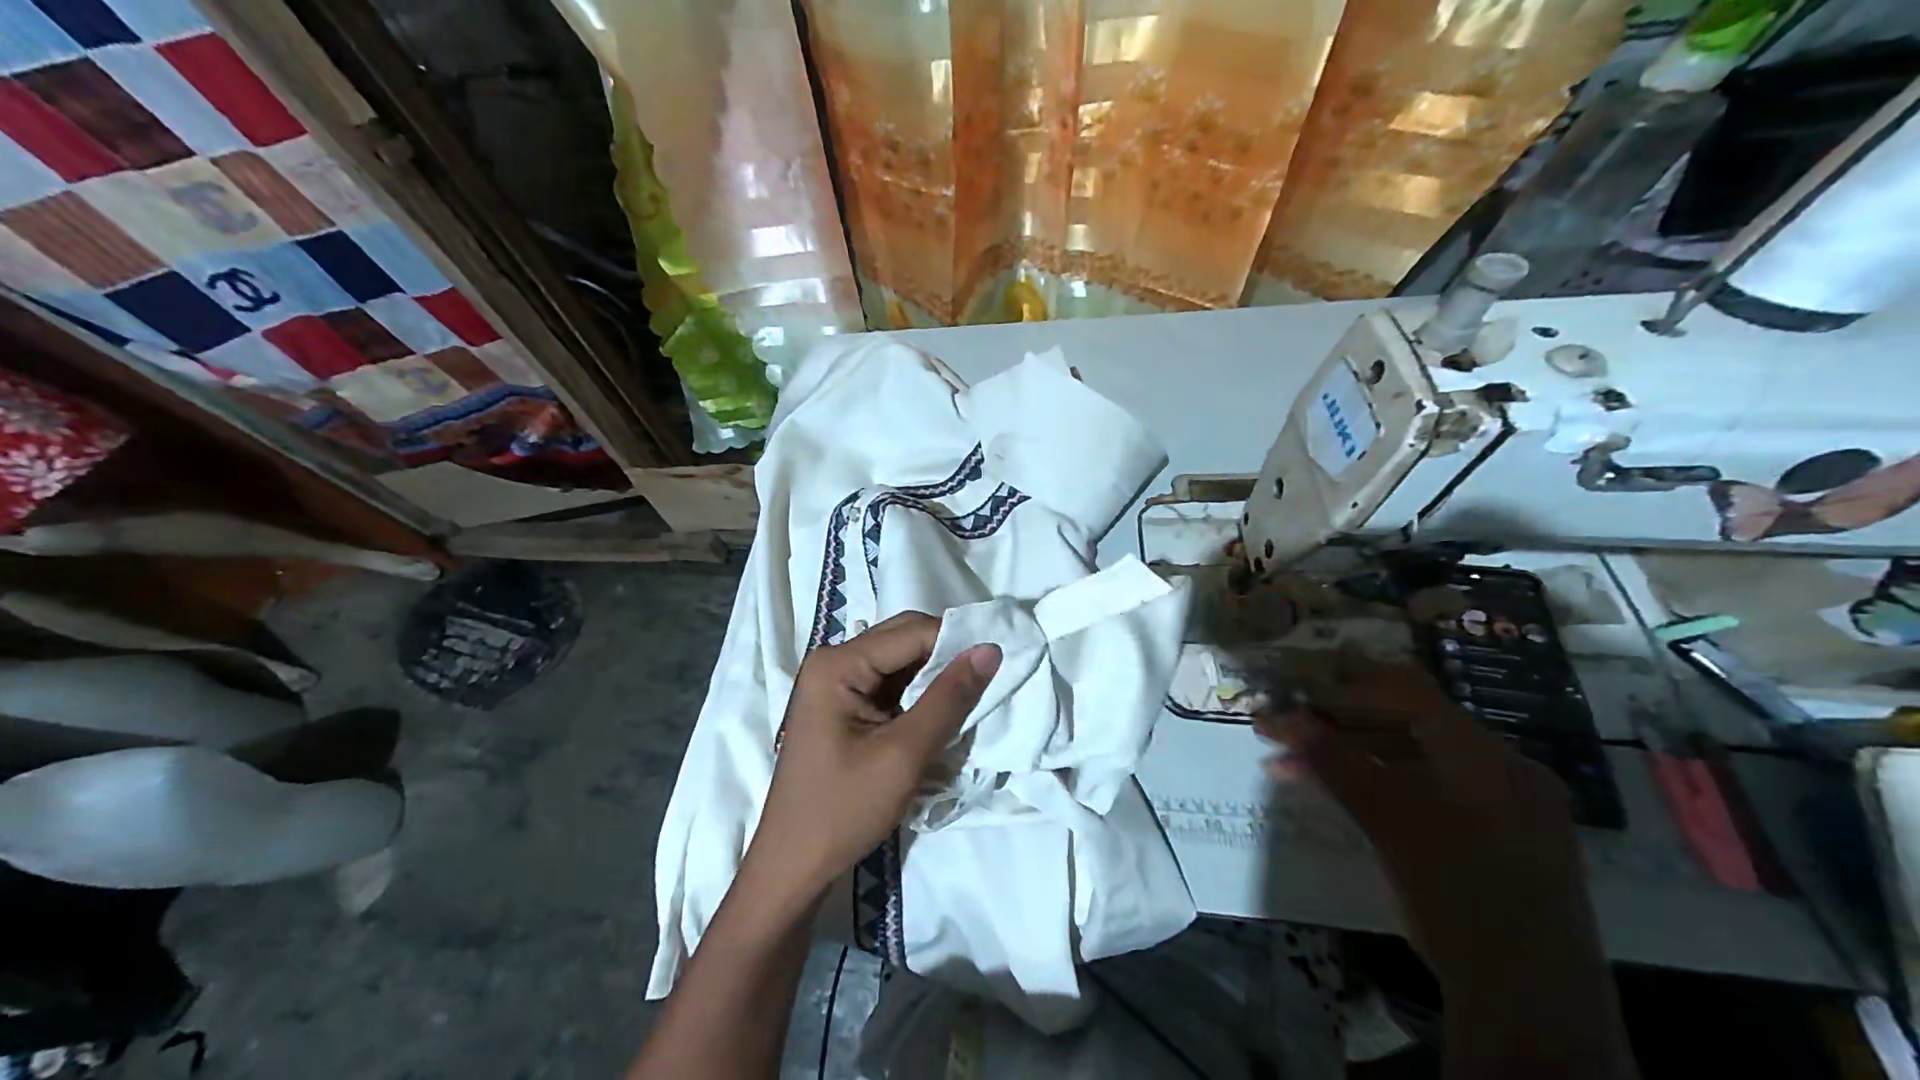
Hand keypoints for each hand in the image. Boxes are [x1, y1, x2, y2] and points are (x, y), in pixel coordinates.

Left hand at [742, 612, 1000, 907]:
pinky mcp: (844, 706)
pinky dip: (920, 694)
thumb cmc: (843, 809)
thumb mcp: (904, 754)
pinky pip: (891, 684)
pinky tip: (944, 710)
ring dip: (936, 675)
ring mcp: (836, 684)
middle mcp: (833, 662)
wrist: (794, 864)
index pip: (911, 632)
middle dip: (947, 655)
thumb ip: (948, 699)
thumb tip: (990, 650)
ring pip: (900, 661)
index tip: (1000, 659)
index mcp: (837, 665)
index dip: (957, 640)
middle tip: (989, 677)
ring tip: (974, 693)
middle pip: (903, 639)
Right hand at [1257, 656, 1591, 993]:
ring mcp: (1499, 805)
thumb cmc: (1462, 901)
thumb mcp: (1392, 826)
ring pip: (1410, 759)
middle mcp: (1501, 770)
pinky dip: (1376, 785)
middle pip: (1407, 723)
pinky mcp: (1490, 837)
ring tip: (1288, 765)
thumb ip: (1338, 764)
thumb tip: (1285, 716)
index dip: (1346, 682)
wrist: (1533, 1010)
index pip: (1408, 694)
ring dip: (1348, 755)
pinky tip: (1336, 792)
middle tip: (1280, 726)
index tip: (1293, 682)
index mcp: (1488, 758)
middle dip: (1337, 721)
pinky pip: (1425, 790)